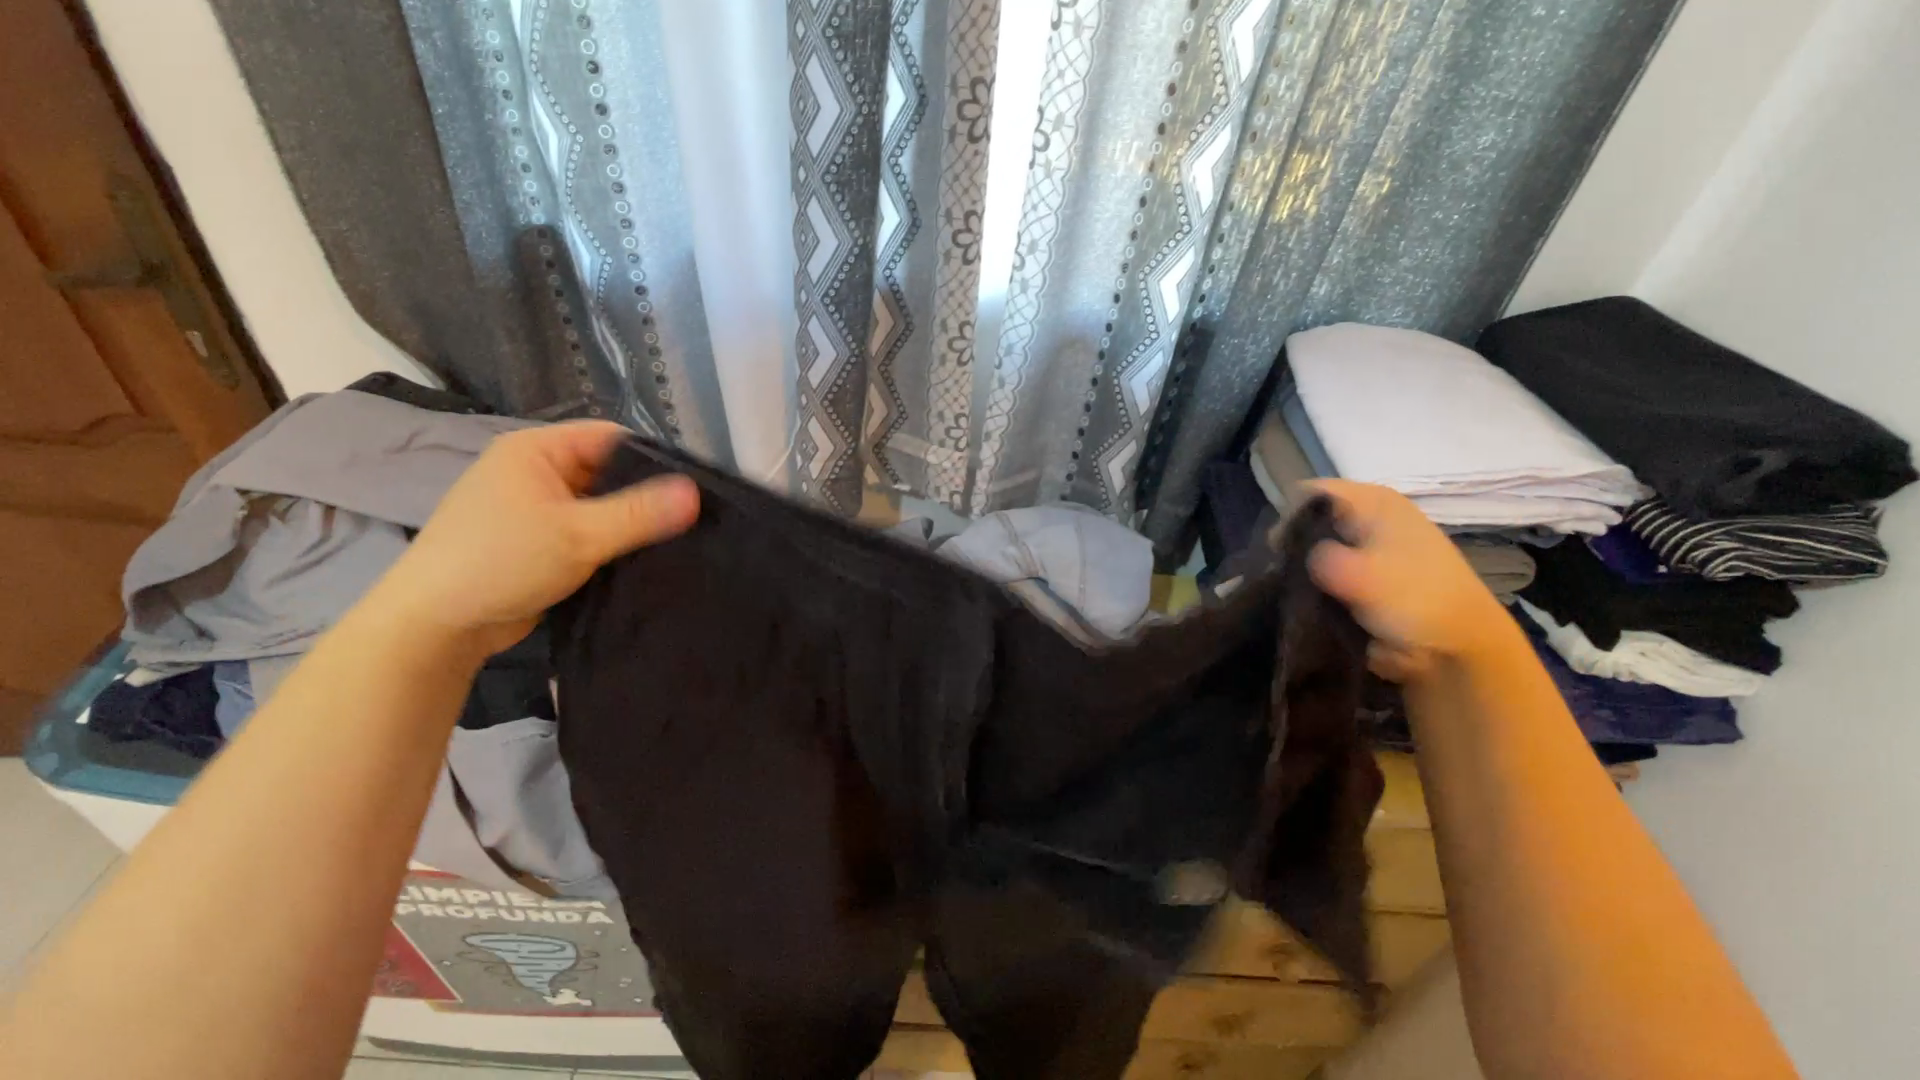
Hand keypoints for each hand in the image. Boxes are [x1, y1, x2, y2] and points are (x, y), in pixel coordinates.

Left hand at [366, 421, 697, 658]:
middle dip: (645, 497)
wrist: (436, 625)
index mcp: (535, 450)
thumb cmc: (501, 562)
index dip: (652, 458)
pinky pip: (586, 536)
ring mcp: (535, 511)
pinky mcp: (538, 546)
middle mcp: (535, 473)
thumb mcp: (577, 534)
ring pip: (599, 509)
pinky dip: (611, 547)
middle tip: (692, 521)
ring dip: (629, 527)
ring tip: (677, 543)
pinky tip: (644, 563)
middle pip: (607, 473)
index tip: (694, 488)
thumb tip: (697, 492)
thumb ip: (639, 513)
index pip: (610, 438)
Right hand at [1301, 479, 1509, 681]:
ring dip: (1298, 575)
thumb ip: (1314, 556)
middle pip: (1305, 524)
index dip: (1287, 518)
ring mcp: (1360, 553)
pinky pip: (1318, 581)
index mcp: (1371, 503)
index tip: (1279, 552)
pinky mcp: (1356, 584)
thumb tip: (1288, 560)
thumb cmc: (1416, 600)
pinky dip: (1309, 592)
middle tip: (1284, 578)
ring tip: (1291, 596)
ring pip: (1308, 555)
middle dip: (1290, 549)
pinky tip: (1302, 607)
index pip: (1307, 493)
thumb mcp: (1361, 573)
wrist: (1454, 652)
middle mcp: (1363, 521)